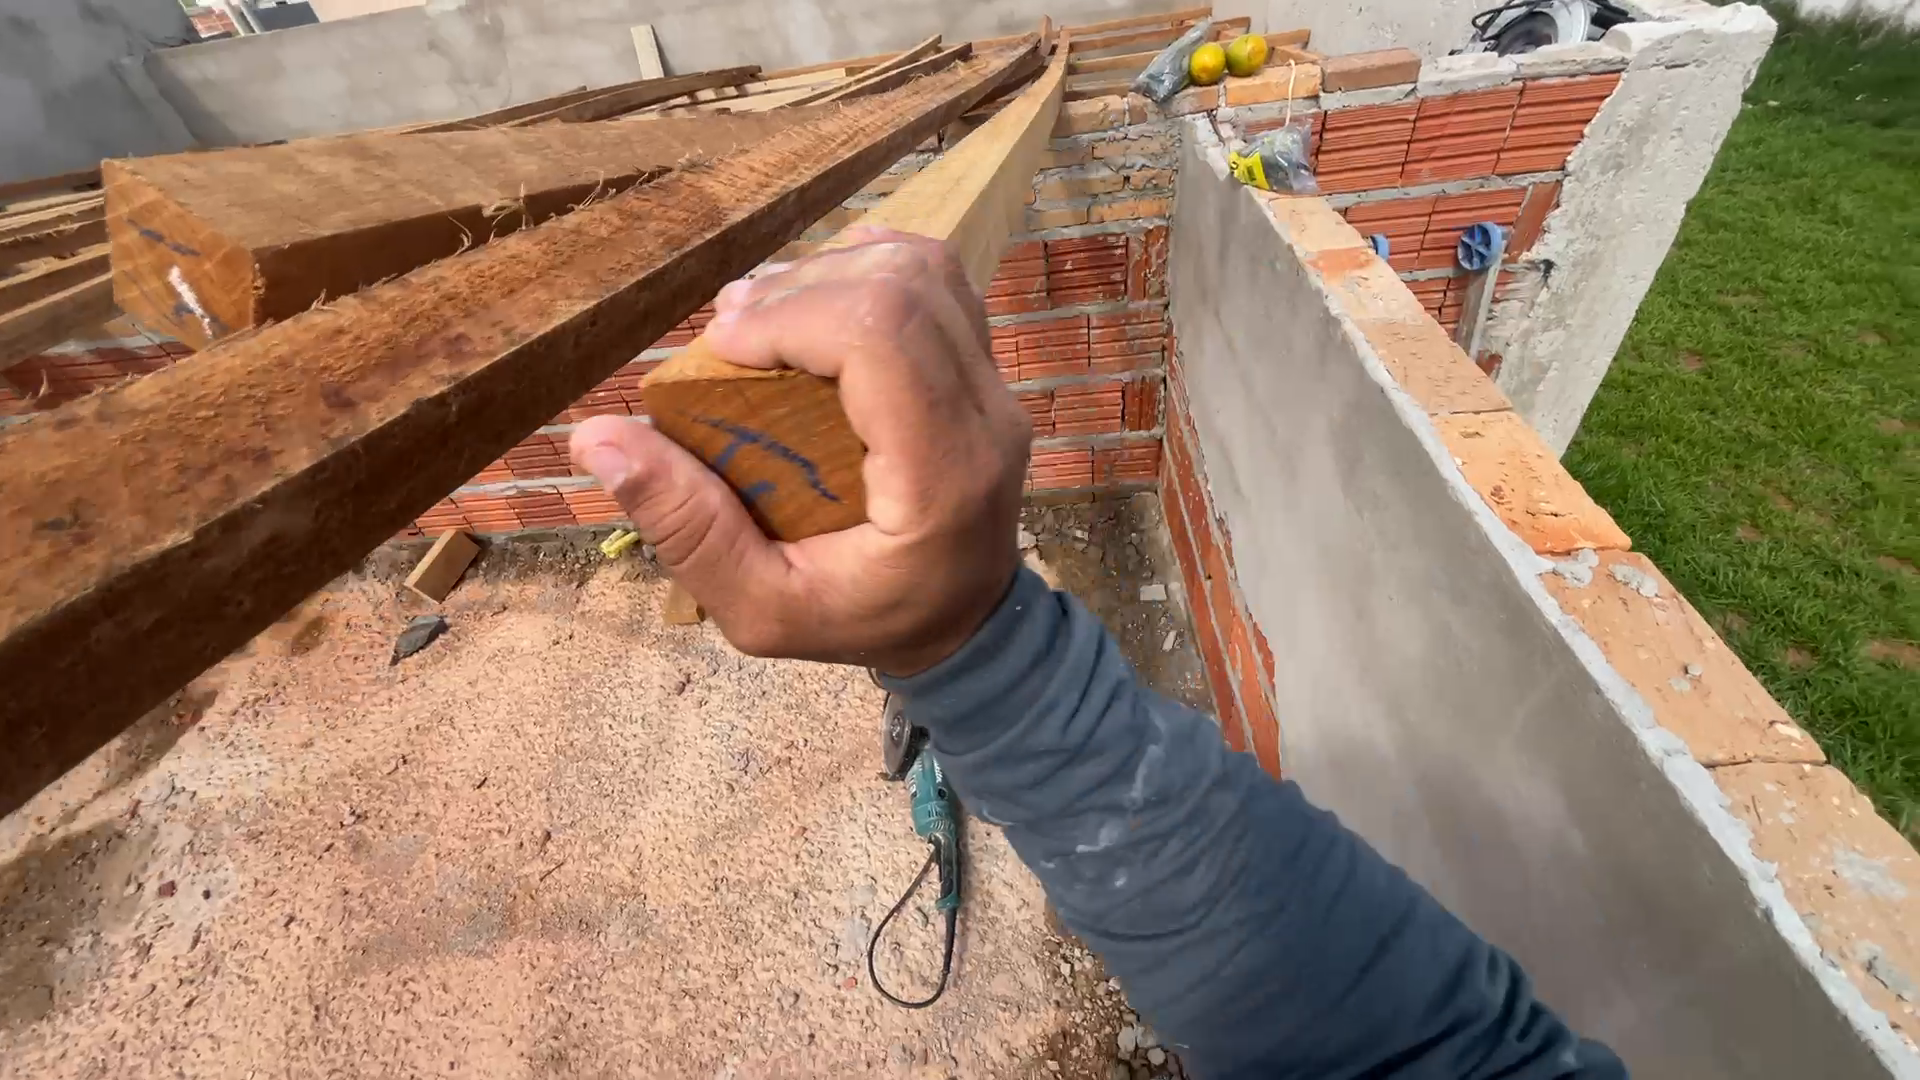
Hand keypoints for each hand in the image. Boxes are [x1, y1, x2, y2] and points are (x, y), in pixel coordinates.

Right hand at [569, 228, 1031, 674]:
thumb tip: (599, 439)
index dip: (793, 317)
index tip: (724, 346)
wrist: (966, 621)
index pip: (882, 338)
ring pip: (924, 273)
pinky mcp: (989, 376)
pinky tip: (824, 298)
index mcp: (942, 479)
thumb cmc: (870, 624)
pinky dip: (873, 270)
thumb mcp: (766, 610)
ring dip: (833, 272)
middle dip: (802, 289)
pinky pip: (940, 287)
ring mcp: (998, 391)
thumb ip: (690, 533)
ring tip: (768, 314)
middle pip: (902, 291)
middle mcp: (986, 420)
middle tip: (733, 330)